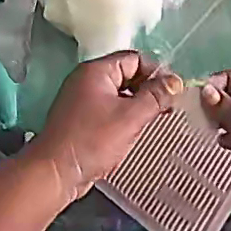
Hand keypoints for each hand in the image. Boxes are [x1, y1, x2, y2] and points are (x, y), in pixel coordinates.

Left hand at [29, 51, 181, 201]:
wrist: (55, 170)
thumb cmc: (93, 140)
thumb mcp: (131, 117)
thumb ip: (155, 96)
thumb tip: (175, 80)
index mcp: (96, 71)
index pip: (134, 59)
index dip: (156, 73)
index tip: (172, 94)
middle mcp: (86, 79)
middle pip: (126, 74)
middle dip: (147, 89)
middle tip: (167, 109)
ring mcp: (80, 98)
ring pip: (117, 93)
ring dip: (136, 104)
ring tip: (154, 121)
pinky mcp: (79, 117)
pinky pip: (107, 108)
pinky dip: (122, 115)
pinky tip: (133, 131)